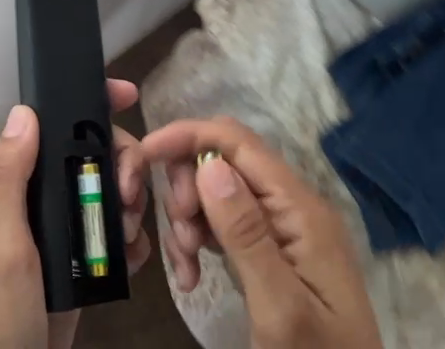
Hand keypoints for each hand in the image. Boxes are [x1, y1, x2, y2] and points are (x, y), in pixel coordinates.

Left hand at [0, 79, 150, 348]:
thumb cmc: (1, 309)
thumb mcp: (1, 243)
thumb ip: (9, 179)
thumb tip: (23, 110)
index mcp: (21, 185)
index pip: (57, 126)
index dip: (90, 103)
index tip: (127, 95)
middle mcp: (46, 197)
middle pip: (98, 154)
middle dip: (124, 165)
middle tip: (129, 197)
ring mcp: (69, 228)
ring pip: (115, 191)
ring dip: (133, 205)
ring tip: (128, 234)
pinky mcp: (87, 259)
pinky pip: (122, 234)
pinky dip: (135, 240)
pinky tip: (136, 257)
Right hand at [143, 116, 381, 348]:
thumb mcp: (279, 307)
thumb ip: (247, 235)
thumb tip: (210, 164)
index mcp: (301, 209)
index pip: (238, 142)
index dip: (188, 136)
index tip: (144, 154)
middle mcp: (293, 207)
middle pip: (224, 161)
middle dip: (187, 186)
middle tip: (181, 237)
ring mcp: (282, 230)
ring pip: (217, 192)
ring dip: (189, 219)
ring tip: (186, 265)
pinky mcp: (270, 252)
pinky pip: (223, 225)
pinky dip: (199, 241)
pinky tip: (191, 275)